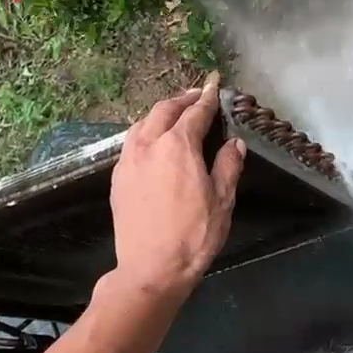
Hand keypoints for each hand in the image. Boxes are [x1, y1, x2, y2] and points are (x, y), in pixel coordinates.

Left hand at [105, 75, 244, 300]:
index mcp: (178, 146)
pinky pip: (132, 143)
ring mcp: (128, 160)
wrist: (152, 267)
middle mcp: (148, 145)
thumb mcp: (222, 201)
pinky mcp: (118, 178)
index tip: (214, 85)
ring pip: (142, 124)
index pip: (195, 113)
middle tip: (197, 96)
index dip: (207, 98)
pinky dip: (146, 132)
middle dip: (182, 100)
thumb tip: (234, 143)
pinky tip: (154, 142)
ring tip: (175, 115)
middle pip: (163, 110)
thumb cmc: (194, 235)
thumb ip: (228, 166)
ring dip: (160, 114)